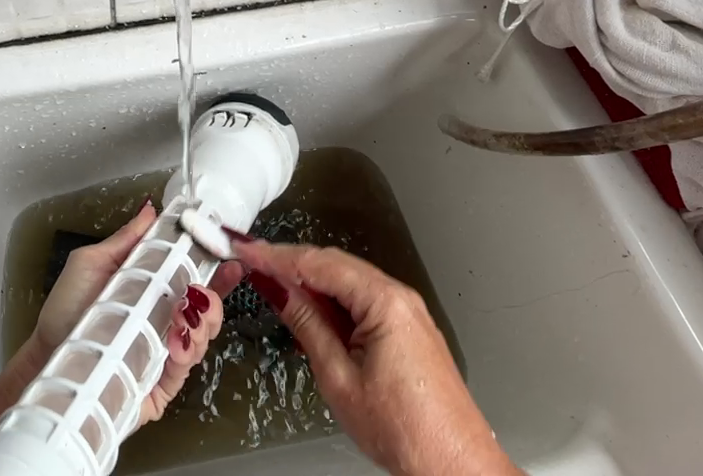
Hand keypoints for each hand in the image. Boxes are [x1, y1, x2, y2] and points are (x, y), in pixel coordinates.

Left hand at [36, 201, 243, 423]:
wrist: (47, 357)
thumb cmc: (67, 307)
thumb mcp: (92, 263)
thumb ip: (125, 241)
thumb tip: (152, 209)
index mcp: (152, 288)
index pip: (192, 274)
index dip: (213, 263)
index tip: (227, 251)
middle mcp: (164, 318)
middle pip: (207, 307)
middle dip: (215, 297)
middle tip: (203, 290)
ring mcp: (165, 352)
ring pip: (203, 337)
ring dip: (203, 323)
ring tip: (183, 315)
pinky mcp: (160, 384)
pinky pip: (185, 369)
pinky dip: (187, 352)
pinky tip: (177, 342)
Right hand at [232, 239, 520, 475]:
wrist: (456, 466)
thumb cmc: (407, 431)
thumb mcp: (338, 378)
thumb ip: (306, 325)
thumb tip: (278, 290)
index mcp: (385, 302)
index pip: (318, 263)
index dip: (276, 255)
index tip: (246, 248)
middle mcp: (399, 297)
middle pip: (333, 264)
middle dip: (290, 262)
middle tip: (252, 262)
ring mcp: (406, 311)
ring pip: (346, 280)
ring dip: (309, 280)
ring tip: (273, 284)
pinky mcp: (406, 327)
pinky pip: (361, 298)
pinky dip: (331, 298)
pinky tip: (310, 307)